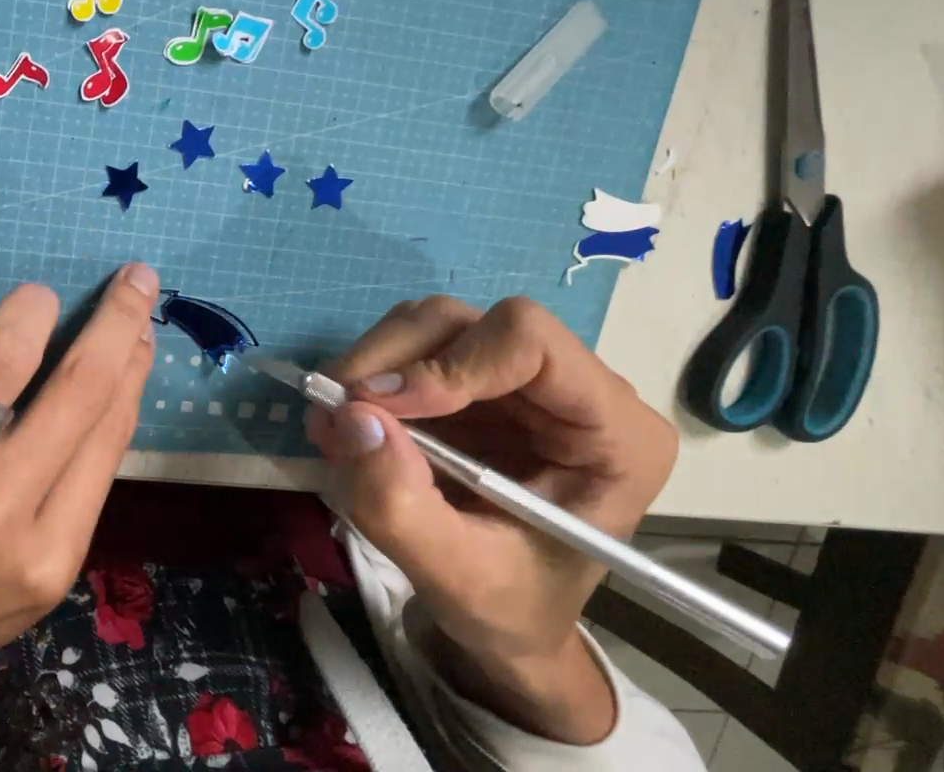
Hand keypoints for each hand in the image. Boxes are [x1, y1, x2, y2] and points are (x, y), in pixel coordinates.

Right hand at [309, 296, 676, 744]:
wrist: (503, 621)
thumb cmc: (508, 607)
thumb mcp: (457, 576)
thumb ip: (402, 506)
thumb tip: (350, 418)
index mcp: (611, 431)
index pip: (528, 340)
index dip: (449, 362)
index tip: (380, 407)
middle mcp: (566, 387)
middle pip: (464, 323)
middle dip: (388, 362)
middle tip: (332, 413)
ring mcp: (511, 380)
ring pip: (427, 327)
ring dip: (367, 368)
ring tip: (333, 427)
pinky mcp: (466, 383)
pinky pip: (404, 351)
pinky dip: (361, 380)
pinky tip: (346, 426)